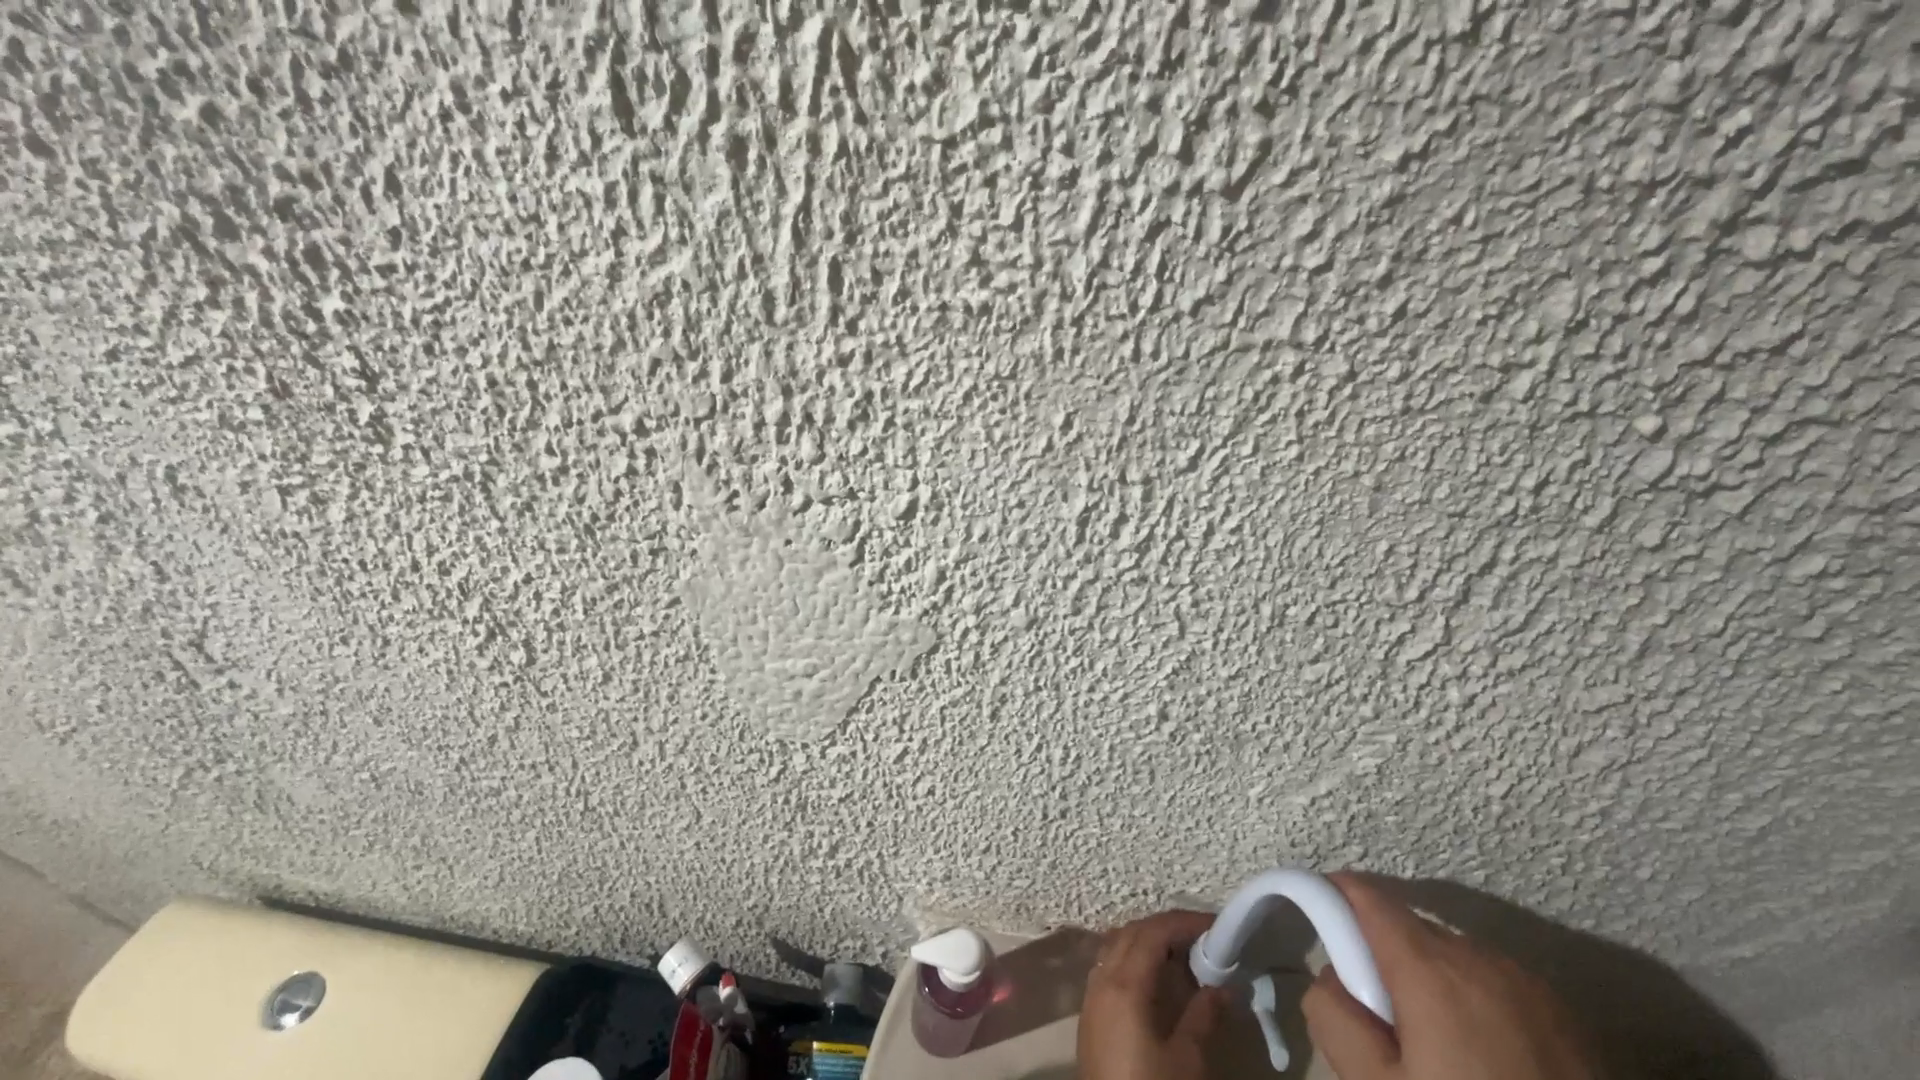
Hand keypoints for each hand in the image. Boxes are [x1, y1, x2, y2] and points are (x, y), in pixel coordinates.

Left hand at [1077, 910, 1228, 1079]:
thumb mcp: (1186, 1059)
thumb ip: (1203, 1015)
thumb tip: (1222, 986)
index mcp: (1124, 985)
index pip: (1153, 933)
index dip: (1183, 922)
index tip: (1215, 925)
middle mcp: (1102, 980)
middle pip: (1131, 933)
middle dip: (1166, 927)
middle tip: (1202, 936)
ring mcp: (1091, 996)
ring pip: (1116, 946)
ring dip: (1147, 940)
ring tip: (1183, 953)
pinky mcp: (1090, 1014)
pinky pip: (1109, 966)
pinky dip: (1133, 957)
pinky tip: (1156, 977)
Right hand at [1303, 873, 1602, 1079]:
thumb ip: (1334, 1019)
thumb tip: (1328, 977)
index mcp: (1431, 967)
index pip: (1366, 896)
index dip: (1332, 896)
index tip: (1314, 918)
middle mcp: (1481, 957)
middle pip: (1409, 928)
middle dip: (1380, 955)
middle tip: (1374, 1014)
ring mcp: (1530, 983)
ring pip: (1454, 956)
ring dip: (1429, 979)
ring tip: (1432, 1045)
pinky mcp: (1565, 1015)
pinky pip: (1495, 983)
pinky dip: (1472, 999)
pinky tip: (1481, 1056)